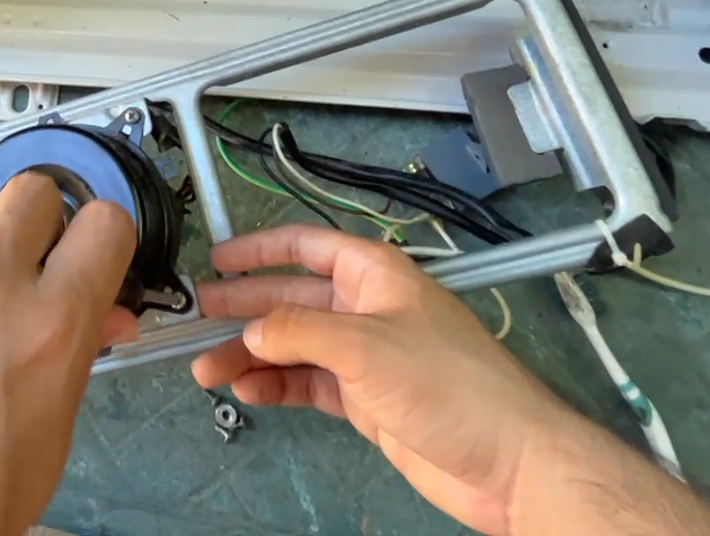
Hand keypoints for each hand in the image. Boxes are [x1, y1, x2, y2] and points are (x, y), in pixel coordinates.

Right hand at [191, 225, 588, 535]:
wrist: (509, 462)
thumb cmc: (445, 381)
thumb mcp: (365, 344)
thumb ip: (299, 331)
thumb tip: (250, 332)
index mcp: (370, 273)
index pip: (304, 246)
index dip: (258, 249)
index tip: (218, 258)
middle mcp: (362, 306)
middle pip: (290, 298)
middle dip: (245, 308)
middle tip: (199, 317)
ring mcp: (363, 354)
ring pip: (292, 345)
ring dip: (251, 355)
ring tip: (208, 369)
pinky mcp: (365, 398)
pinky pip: (308, 382)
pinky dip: (276, 385)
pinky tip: (247, 390)